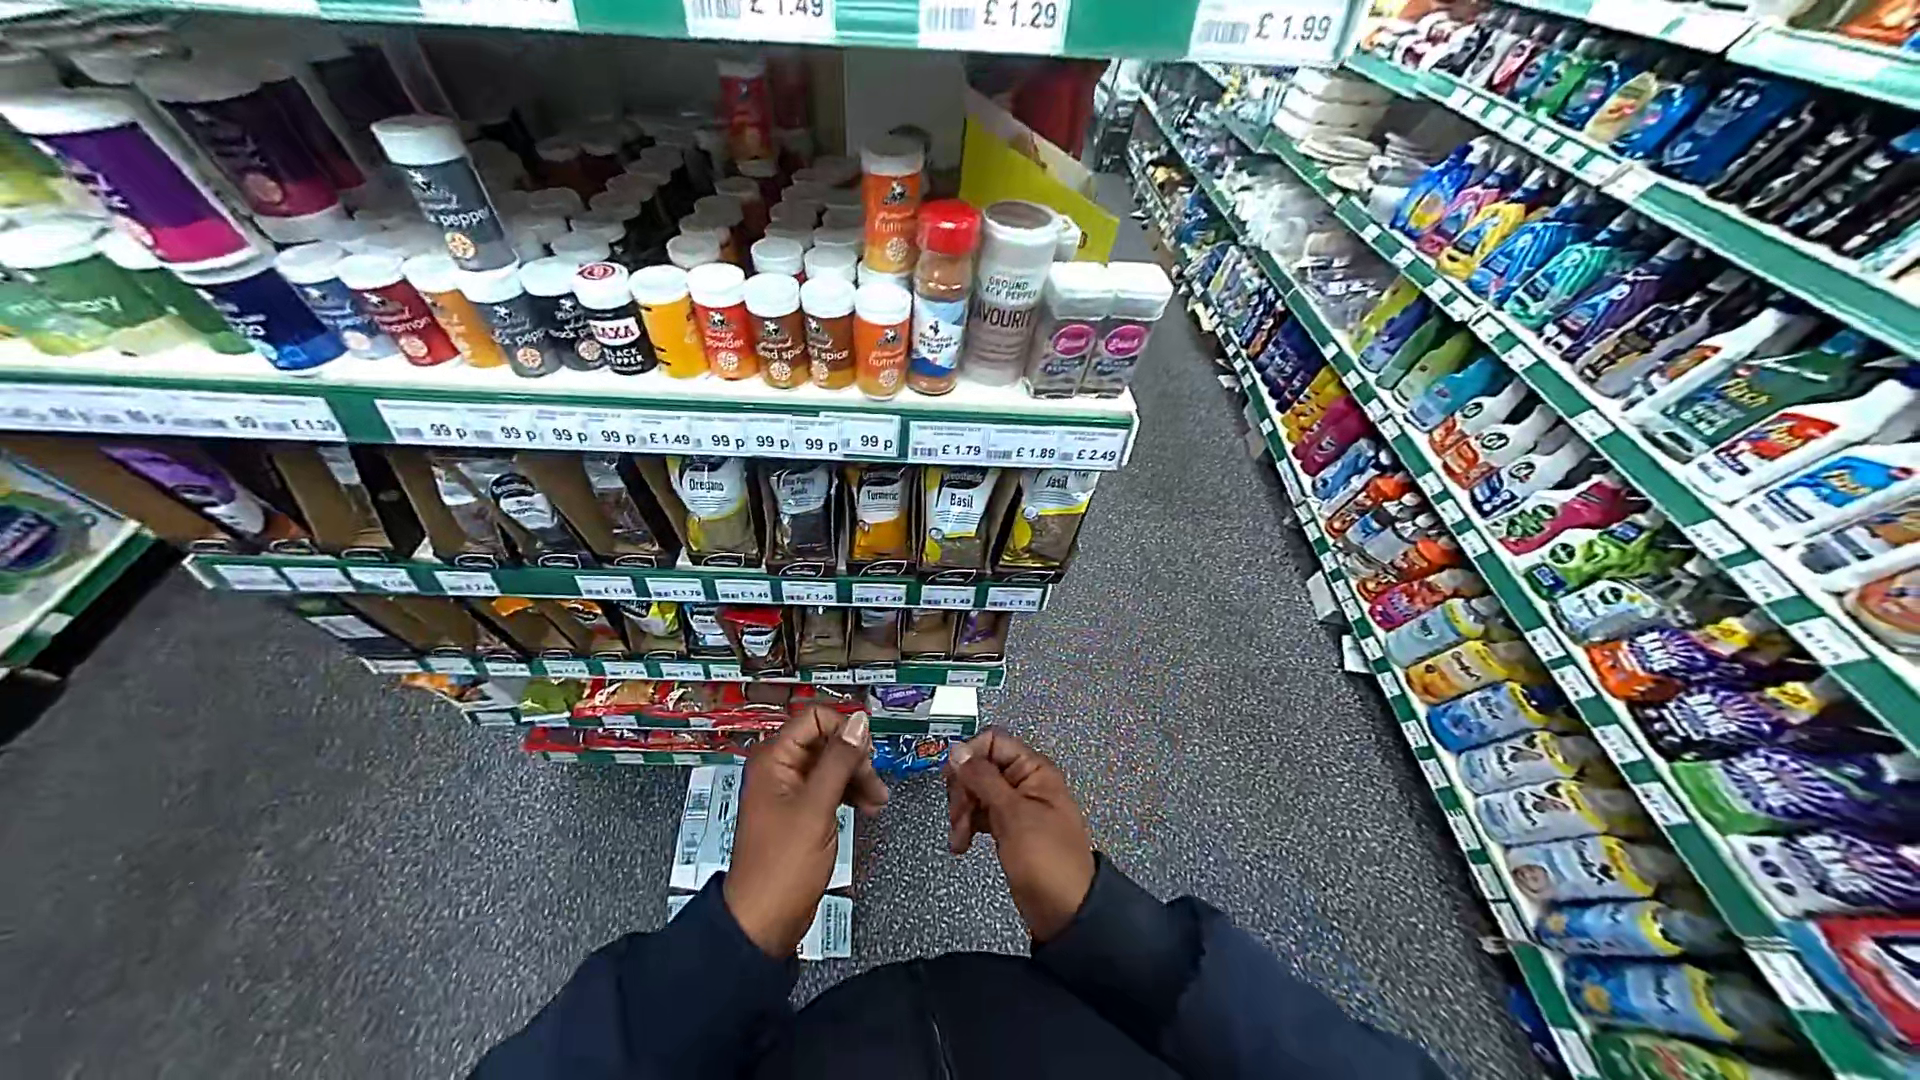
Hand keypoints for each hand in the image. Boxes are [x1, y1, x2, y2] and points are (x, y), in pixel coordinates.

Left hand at [725, 706, 889, 956]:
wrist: (765, 920)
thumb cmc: (780, 867)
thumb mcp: (817, 806)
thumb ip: (840, 760)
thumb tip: (858, 722)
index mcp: (774, 758)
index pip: (814, 718)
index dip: (844, 729)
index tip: (866, 749)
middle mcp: (780, 767)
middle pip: (827, 740)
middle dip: (855, 758)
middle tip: (872, 780)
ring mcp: (791, 788)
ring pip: (833, 763)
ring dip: (858, 777)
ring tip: (876, 799)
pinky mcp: (801, 808)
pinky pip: (831, 786)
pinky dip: (850, 792)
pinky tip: (868, 806)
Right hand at [946, 728, 1094, 942]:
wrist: (1066, 912)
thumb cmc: (1045, 858)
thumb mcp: (1013, 814)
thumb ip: (983, 778)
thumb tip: (957, 750)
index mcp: (1033, 770)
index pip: (993, 741)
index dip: (970, 756)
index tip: (953, 779)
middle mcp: (1025, 782)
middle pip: (981, 767)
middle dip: (963, 789)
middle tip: (956, 816)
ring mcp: (1016, 806)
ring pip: (977, 791)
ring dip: (962, 811)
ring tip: (958, 839)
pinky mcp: (1009, 828)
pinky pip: (981, 814)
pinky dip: (968, 826)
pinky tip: (961, 845)